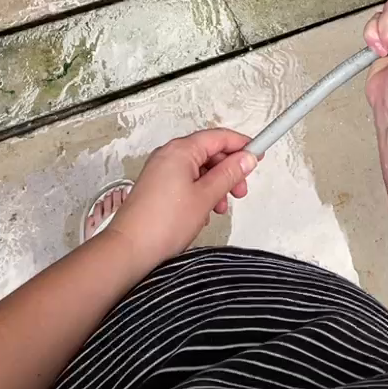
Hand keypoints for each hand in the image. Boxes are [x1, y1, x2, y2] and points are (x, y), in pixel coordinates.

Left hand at [102, 128, 255, 267]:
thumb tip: (247, 158)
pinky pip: (186, 181)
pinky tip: (204, 213)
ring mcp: (160, 171)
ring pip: (198, 169)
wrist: (129, 251)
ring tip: (221, 208)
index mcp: (180, 150)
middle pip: (208, 153)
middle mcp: (168, 155)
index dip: (240, 145)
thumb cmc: (163, 224)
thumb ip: (229, 174)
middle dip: (228, 170)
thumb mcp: (206, 197)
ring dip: (215, 185)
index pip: (218, 137)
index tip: (258, 155)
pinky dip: (200, 192)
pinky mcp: (156, 187)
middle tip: (241, 190)